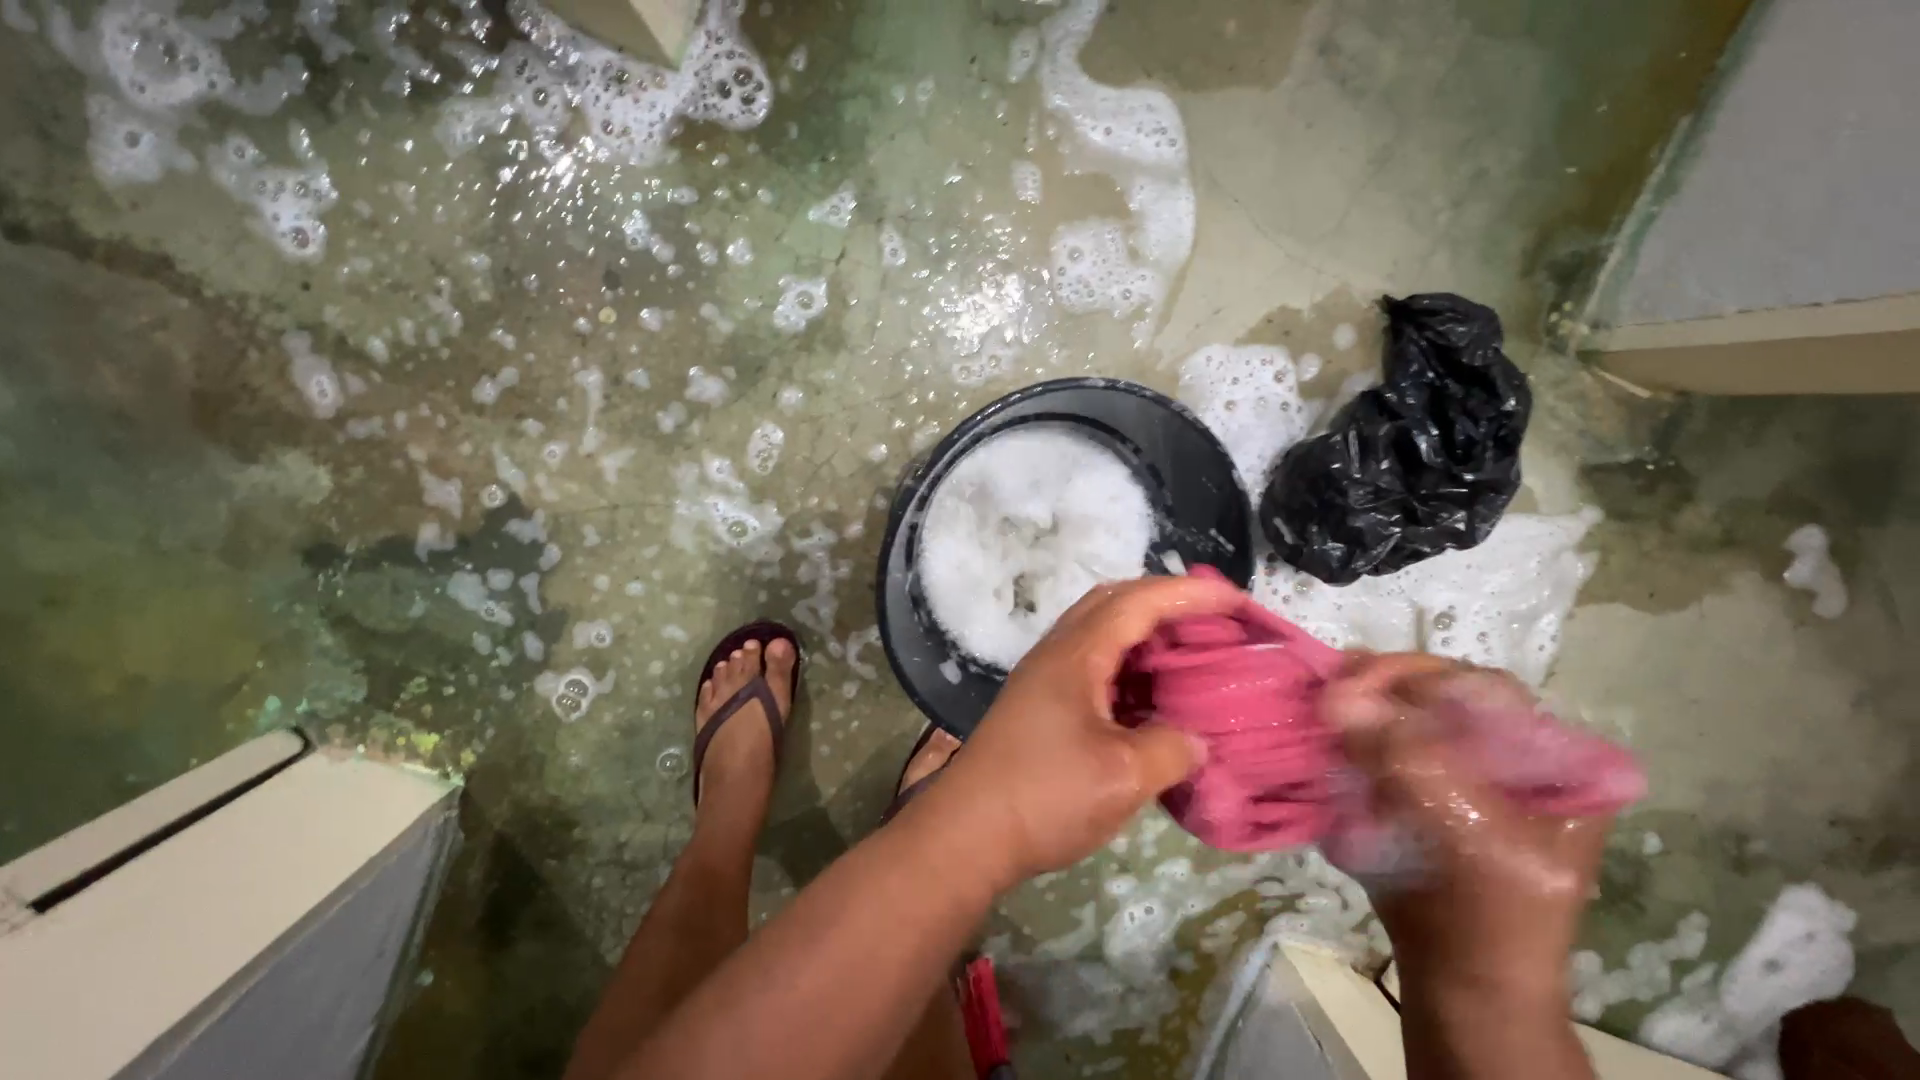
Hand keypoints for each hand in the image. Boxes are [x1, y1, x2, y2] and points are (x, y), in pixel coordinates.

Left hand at [927, 574, 1244, 888]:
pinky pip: (1093, 665)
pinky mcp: (1040, 706)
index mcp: (1076, 654)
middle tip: (1215, 623)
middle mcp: (1056, 653)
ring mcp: (1044, 679)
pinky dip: (1129, 666)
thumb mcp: (1123, 776)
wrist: (966, 834)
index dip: (1192, 594)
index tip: (1239, 601)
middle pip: (1115, 603)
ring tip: (1192, 655)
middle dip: (1168, 603)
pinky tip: (1153, 698)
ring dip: (1146, 634)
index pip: (1140, 601)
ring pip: (1101, 633)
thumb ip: (1170, 748)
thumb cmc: (1044, 796)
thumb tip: (1195, 739)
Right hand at [1321, 653, 1610, 1006]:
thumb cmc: (1490, 915)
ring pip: (1407, 712)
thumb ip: (1408, 760)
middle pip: (1441, 693)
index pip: (1484, 689)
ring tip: (1323, 700)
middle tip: (1332, 689)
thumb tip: (1337, 696)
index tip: (1358, 685)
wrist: (1464, 980)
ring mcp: (1463, 766)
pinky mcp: (1422, 784)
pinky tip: (1327, 726)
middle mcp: (1512, 752)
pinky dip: (1354, 729)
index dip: (1417, 678)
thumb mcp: (1465, 832)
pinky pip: (1386, 741)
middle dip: (1383, 687)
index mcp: (1554, 760)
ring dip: (1362, 702)